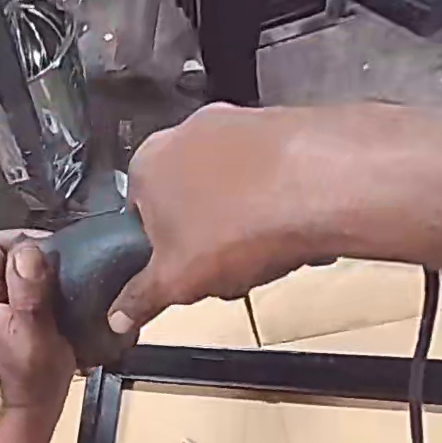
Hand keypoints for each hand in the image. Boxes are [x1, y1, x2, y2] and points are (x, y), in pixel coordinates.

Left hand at [0, 229, 75, 417]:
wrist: (39, 398)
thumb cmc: (35, 372)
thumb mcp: (33, 330)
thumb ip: (28, 291)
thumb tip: (29, 251)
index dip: (24, 242)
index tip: (54, 253)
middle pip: (6, 249)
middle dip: (35, 252)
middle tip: (63, 263)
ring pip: (18, 261)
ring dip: (42, 264)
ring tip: (64, 273)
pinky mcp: (14, 304)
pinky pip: (28, 276)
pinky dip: (45, 275)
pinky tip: (61, 284)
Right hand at [109, 102, 441, 332]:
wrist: (324, 186)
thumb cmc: (239, 226)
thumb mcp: (176, 281)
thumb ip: (139, 299)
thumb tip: (117, 319)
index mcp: (148, 162)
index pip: (139, 215)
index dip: (162, 251)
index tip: (184, 272)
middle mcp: (188, 131)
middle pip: (188, 203)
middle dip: (205, 239)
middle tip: (225, 269)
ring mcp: (238, 123)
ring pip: (230, 192)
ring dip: (242, 226)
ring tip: (265, 253)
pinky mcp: (283, 126)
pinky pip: (269, 177)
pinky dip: (276, 204)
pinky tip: (292, 230)